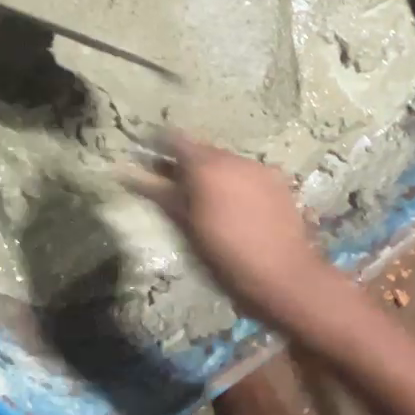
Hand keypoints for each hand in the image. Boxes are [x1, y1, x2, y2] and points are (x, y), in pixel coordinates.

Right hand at [127, 133, 330, 324]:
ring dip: (214, 174)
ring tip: (208, 200)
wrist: (285, 274)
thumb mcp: (188, 227)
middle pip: (203, 151)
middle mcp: (233, 158)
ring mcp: (259, 167)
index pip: (175, 140)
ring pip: (227, 162)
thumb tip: (129, 174)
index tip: (149, 159)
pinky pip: (249, 173)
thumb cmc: (227, 256)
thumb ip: (161, 195)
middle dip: (188, 164)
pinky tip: (238, 205)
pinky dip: (237, 182)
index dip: (160, 146)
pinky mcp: (278, 180)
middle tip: (176, 186)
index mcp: (206, 166)